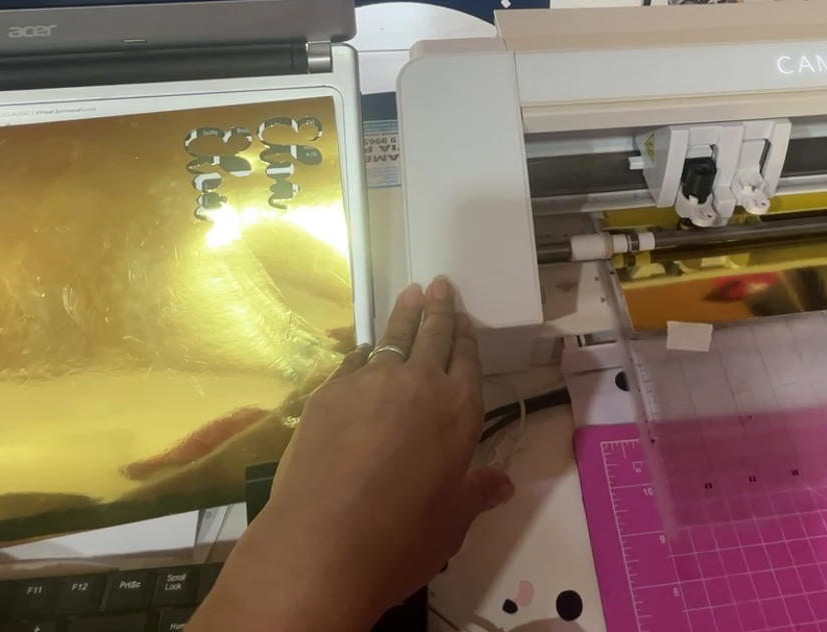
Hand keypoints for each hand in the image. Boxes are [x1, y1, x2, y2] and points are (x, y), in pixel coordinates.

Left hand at [197, 279, 514, 631]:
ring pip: (394, 337)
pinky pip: (354, 360)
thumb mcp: (451, 522)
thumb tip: (504, 486)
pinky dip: (365, 351)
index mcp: (459, 410)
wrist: (322, 542)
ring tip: (410, 294)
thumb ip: (476, 493)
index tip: (463, 317)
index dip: (466, 336)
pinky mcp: (331, 390)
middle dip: (438, 308)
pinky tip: (365, 349)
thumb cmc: (401, 538)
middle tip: (438, 284)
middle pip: (433, 335)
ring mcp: (372, 381)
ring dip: (404, 314)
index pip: (468, 359)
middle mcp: (420, 383)